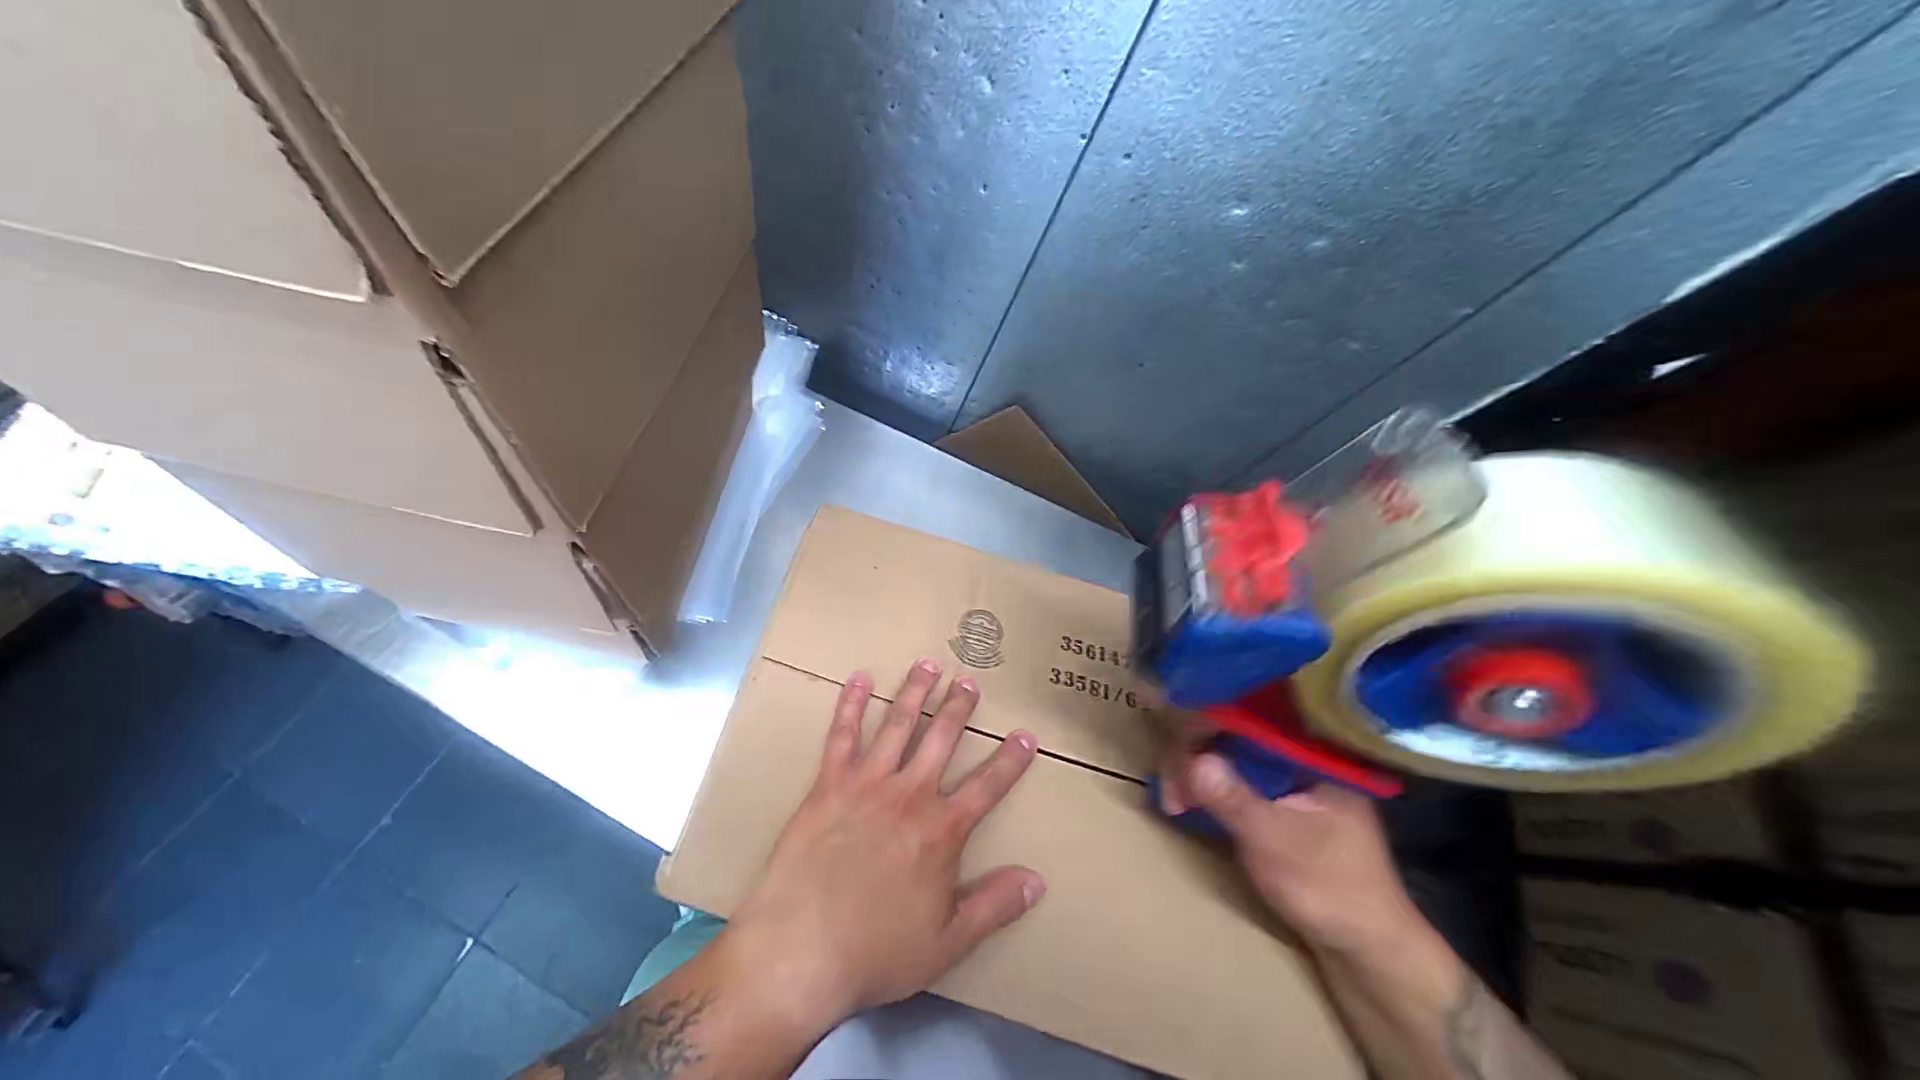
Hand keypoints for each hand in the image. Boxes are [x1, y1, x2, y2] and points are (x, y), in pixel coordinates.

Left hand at [721, 660, 1044, 1030]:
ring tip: (928, 665)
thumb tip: (1037, 880)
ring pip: (898, 725)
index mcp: (942, 831)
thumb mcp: (948, 942)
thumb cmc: (876, 951)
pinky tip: (858, 679)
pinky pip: (842, 735)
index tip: (1025, 735)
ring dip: (915, 692)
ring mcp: (866, 785)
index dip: (1010, 760)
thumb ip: (994, 906)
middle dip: (959, 708)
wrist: (799, 951)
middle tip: (970, 681)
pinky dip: (850, 703)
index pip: (988, 786)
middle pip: (942, 740)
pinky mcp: (828, 785)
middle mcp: (909, 796)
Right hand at [1160, 729, 1421, 958]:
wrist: (1364, 945)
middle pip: (1234, 730)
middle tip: (1169, 789)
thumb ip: (1236, 800)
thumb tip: (1195, 759)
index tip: (1174, 747)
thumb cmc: (1329, 889)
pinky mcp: (1276, 796)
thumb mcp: (1276, 843)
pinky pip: (1233, 774)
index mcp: (1316, 751)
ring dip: (1194, 770)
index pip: (1252, 715)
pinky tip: (1185, 800)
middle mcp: (1302, 753)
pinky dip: (1206, 784)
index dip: (1207, 721)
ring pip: (1228, 752)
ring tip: (1172, 801)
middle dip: (1193, 752)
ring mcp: (1289, 775)